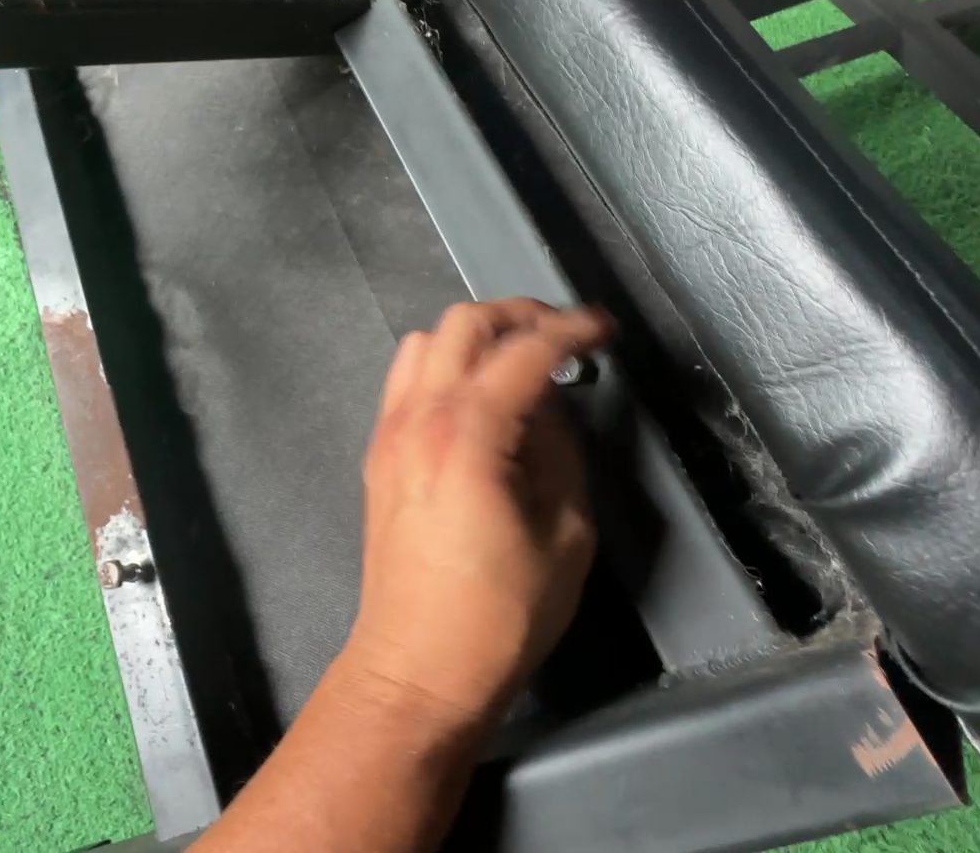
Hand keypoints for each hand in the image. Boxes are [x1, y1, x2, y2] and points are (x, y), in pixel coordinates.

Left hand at [343, 299, 610, 725]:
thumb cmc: (498, 615)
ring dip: (473, 337)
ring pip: (423, 343)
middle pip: (461, 323)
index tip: (601, 328)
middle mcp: (417, 419)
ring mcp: (388, 433)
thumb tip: (548, 405)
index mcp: (466, 435)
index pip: (524, 350)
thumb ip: (559, 450)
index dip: (571, 328)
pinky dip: (442, 366)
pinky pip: (405, 380)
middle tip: (561, 335)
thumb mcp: (565, 533)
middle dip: (518, 315)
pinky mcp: (378, 454)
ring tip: (517, 362)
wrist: (416, 664)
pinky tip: (475, 397)